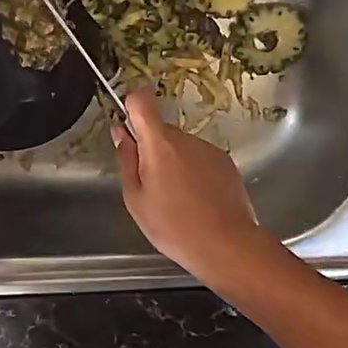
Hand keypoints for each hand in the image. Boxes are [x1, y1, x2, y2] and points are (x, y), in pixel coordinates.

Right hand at [112, 90, 271, 275]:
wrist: (226, 245)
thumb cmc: (173, 227)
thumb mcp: (136, 199)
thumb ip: (126, 161)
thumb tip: (121, 133)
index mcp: (159, 145)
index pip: (141, 102)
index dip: (132, 107)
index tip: (129, 128)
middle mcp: (186, 139)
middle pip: (161, 130)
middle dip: (152, 149)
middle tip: (152, 185)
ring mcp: (209, 149)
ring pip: (182, 147)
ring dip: (175, 163)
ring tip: (177, 200)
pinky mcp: (226, 163)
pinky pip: (201, 159)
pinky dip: (195, 172)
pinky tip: (197, 201)